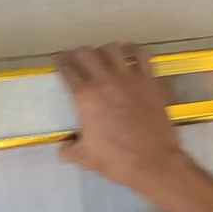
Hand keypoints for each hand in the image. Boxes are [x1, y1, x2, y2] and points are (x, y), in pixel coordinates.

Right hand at [56, 43, 195, 193]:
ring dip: (105, 50)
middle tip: (79, 58)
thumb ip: (69, 150)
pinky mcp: (151, 81)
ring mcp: (130, 79)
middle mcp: (105, 81)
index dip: (61, 62)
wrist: (153, 162)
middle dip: (80, 53)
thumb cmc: (117, 160)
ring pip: (114, 49)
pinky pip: (142, 56)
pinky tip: (132, 53)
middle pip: (88, 54)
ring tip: (104, 55)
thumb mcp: (85, 158)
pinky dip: (135, 50)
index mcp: (85, 97)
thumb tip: (63, 148)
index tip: (59, 60)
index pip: (68, 70)